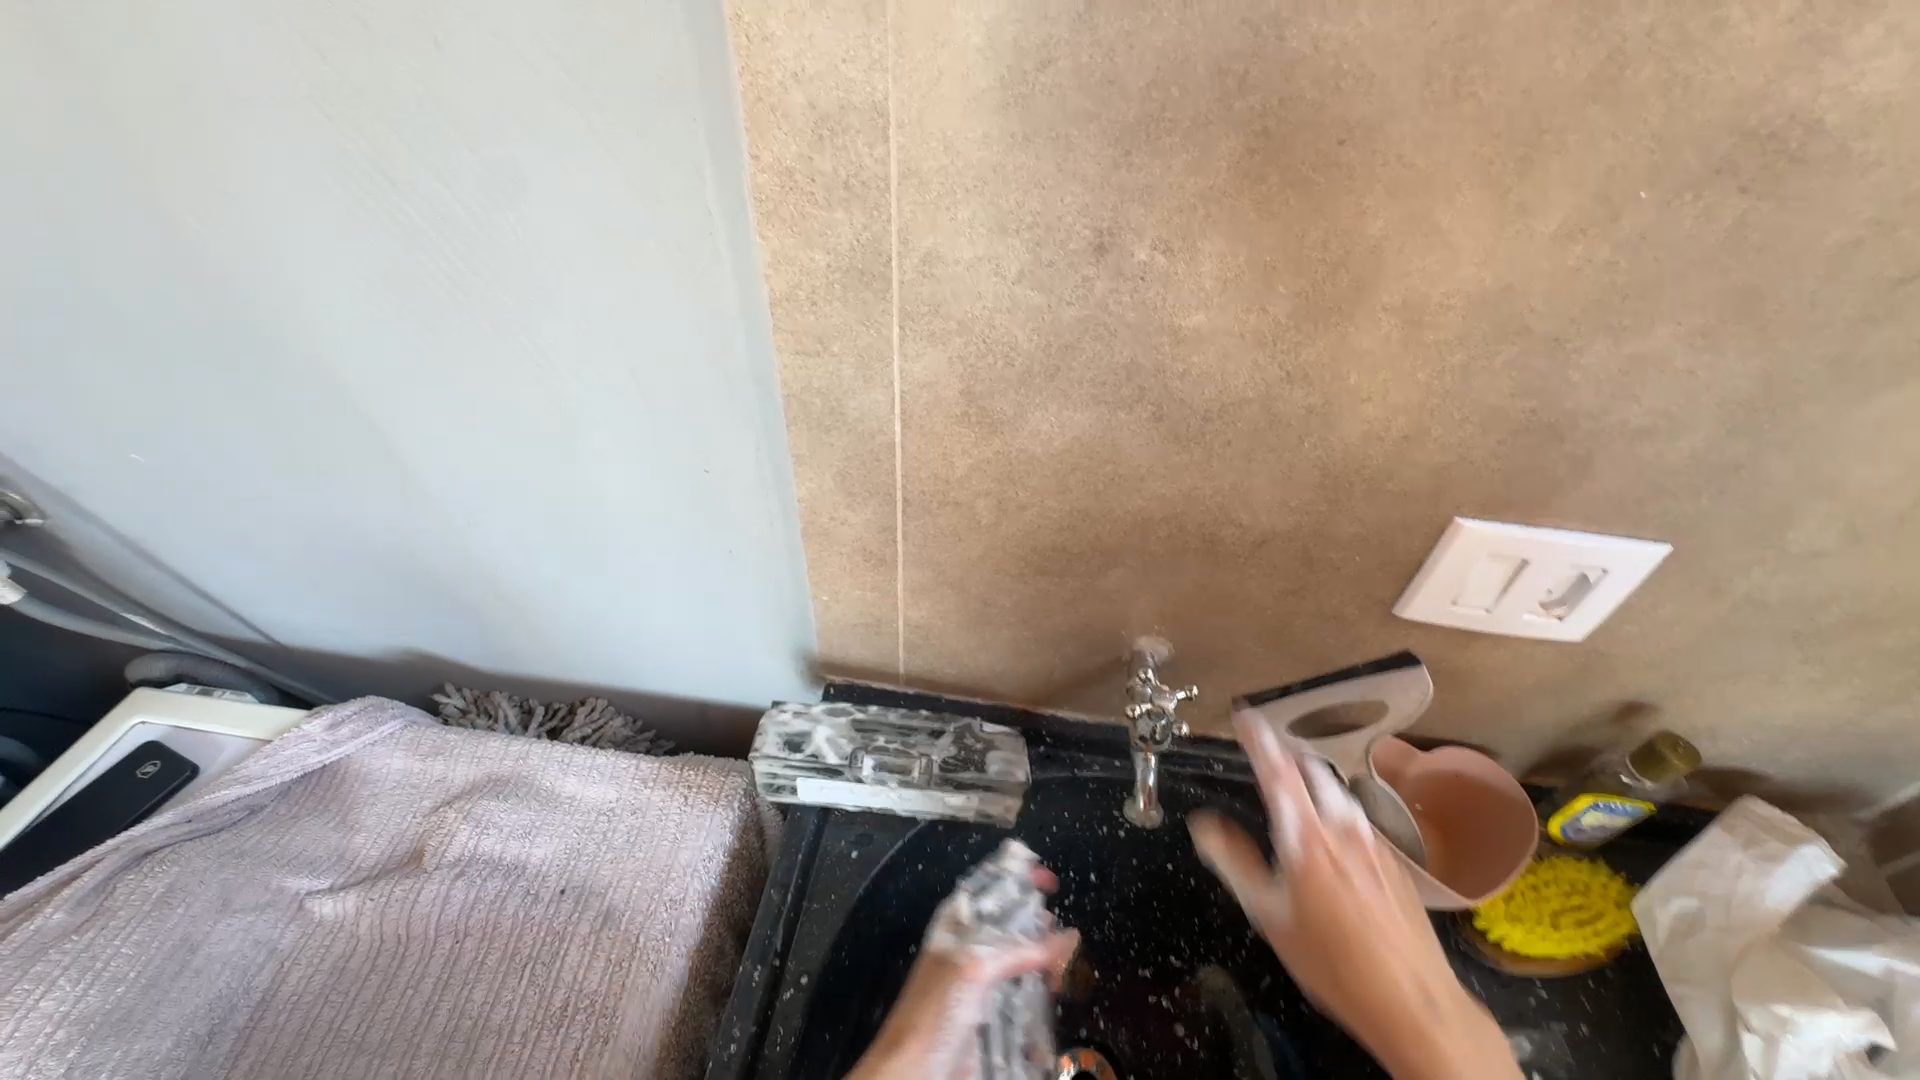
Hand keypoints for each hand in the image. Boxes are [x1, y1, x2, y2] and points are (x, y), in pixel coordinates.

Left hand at [847, 866, 1079, 1079]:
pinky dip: (1039, 993)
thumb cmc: (928, 1017)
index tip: (1047, 878)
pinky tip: (1051, 994)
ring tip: (1060, 966)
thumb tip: (1063, 938)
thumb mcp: (975, 968)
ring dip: (1042, 961)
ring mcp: (978, 984)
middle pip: (1009, 925)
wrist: (913, 1075)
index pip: (990, 888)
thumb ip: (1018, 949)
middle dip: (1037, 924)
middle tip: (1058, 929)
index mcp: (957, 926)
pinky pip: (1020, 996)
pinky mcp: (988, 1016)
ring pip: (1018, 960)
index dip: (1018, 877)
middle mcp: (968, 950)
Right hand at [1187, 713, 1521, 1079]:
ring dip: (1313, 776)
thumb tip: (1203, 825)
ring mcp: (1375, 842)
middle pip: (1313, 770)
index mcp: (1305, 836)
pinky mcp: (1396, 861)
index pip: (1276, 770)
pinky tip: (1333, 824)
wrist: (1413, 1000)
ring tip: (1295, 778)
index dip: (1258, 738)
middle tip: (1266, 746)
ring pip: (1340, 791)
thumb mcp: (1268, 914)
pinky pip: (1359, 815)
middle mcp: (1342, 828)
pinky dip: (1336, 803)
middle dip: (1287, 750)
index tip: (1244, 715)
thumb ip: (1233, 862)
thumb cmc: (1330, 961)